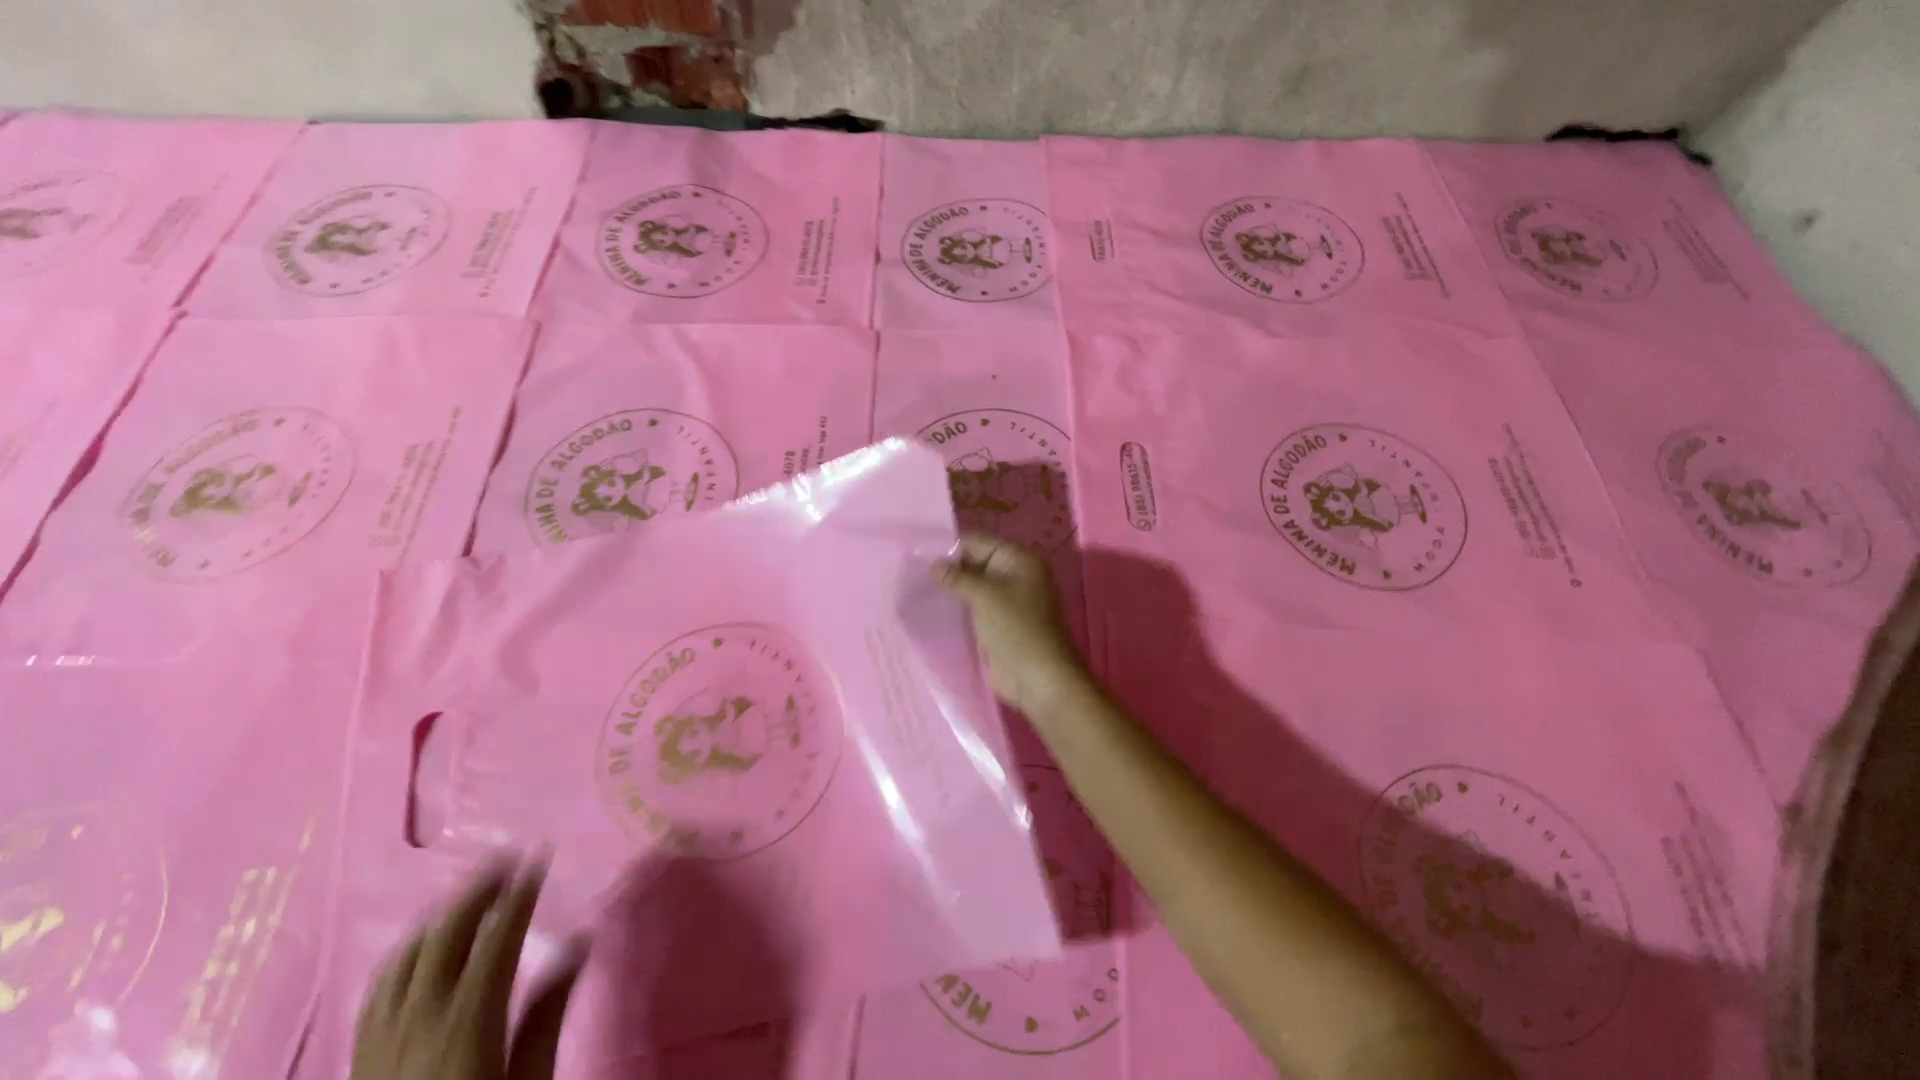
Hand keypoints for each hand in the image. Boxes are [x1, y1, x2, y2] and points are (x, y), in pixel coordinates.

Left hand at [351, 859, 585, 1079]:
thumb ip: (549, 1013)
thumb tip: (581, 944)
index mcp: (467, 1018)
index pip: (497, 936)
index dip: (519, 893)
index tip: (538, 860)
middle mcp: (419, 1013)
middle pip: (447, 931)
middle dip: (479, 887)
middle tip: (508, 858)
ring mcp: (383, 1030)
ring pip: (409, 950)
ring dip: (442, 913)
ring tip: (471, 893)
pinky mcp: (362, 1048)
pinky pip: (381, 982)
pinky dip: (408, 949)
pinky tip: (421, 947)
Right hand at [934, 535, 1091, 719]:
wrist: (1037, 677)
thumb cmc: (1015, 628)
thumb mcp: (984, 596)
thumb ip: (957, 578)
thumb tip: (934, 565)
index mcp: (1019, 560)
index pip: (979, 543)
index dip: (952, 548)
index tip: (920, 556)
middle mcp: (1015, 576)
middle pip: (976, 564)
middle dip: (950, 569)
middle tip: (914, 573)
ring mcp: (1007, 601)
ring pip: (974, 588)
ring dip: (952, 590)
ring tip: (918, 589)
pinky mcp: (999, 624)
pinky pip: (975, 609)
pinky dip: (958, 608)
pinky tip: (933, 609)